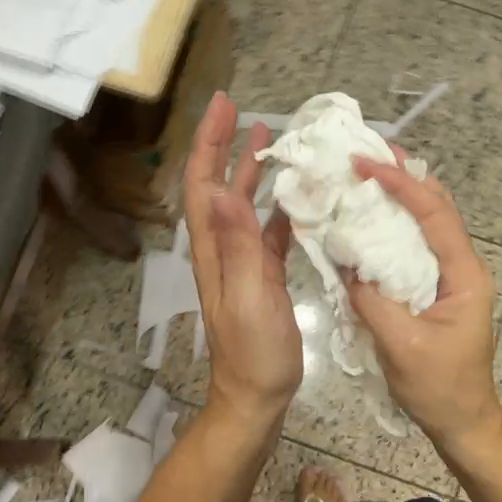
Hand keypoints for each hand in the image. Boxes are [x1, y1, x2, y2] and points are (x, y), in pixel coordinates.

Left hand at [183, 92, 301, 424]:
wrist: (256, 395)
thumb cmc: (252, 351)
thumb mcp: (247, 294)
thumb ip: (238, 244)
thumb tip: (222, 190)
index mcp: (214, 249)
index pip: (203, 184)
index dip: (209, 143)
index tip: (223, 105)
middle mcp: (223, 248)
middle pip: (218, 185)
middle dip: (226, 145)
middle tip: (246, 110)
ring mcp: (242, 262)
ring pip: (243, 204)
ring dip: (251, 170)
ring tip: (271, 138)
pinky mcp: (263, 275)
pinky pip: (269, 231)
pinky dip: (279, 207)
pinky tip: (298, 195)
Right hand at [346, 154, 501, 450]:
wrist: (463, 421)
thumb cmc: (438, 387)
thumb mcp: (402, 345)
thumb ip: (373, 299)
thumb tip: (345, 261)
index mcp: (463, 274)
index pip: (434, 213)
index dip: (400, 183)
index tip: (364, 162)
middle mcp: (461, 266)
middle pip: (436, 205)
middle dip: (402, 175)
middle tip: (365, 151)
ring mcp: (450, 276)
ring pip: (426, 221)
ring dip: (398, 195)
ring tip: (364, 172)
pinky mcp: (435, 288)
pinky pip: (415, 244)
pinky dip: (392, 224)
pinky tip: (367, 219)